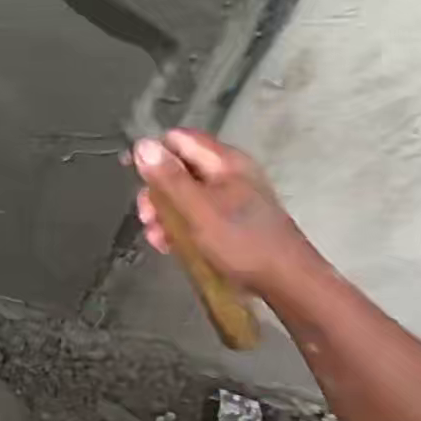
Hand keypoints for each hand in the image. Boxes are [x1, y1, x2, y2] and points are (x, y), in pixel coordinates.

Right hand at [133, 129, 314, 289]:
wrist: (285, 281)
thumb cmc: (242, 243)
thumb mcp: (198, 209)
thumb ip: (169, 178)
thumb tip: (143, 145)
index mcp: (224, 162)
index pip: (178, 140)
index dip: (154, 154)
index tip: (136, 179)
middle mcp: (228, 174)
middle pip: (179, 169)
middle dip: (157, 193)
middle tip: (147, 218)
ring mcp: (231, 198)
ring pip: (185, 196)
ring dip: (165, 215)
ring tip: (157, 238)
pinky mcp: (231, 221)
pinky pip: (197, 215)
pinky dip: (180, 228)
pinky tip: (171, 246)